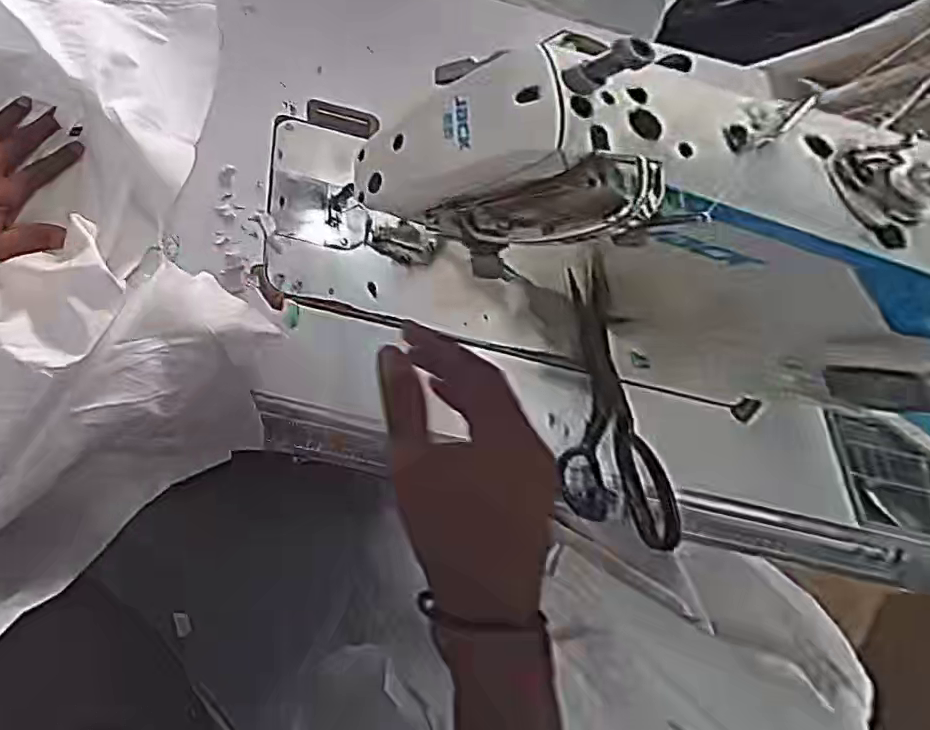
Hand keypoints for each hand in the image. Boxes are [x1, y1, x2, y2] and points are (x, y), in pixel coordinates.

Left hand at [0, 98, 84, 297]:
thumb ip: (28, 240)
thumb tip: (63, 234)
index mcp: (1, 195)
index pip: (40, 173)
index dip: (61, 159)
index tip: (77, 145)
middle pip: (18, 143)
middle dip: (40, 128)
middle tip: (56, 113)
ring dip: (11, 115)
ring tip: (27, 101)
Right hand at [379, 324, 557, 624]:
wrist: (484, 598)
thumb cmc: (447, 530)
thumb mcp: (412, 459)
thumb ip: (402, 401)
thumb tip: (392, 356)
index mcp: (506, 434)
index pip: (473, 371)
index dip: (438, 345)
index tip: (408, 330)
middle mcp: (531, 445)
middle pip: (492, 385)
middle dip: (450, 359)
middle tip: (414, 344)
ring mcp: (536, 465)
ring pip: (499, 406)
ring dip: (463, 383)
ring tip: (426, 369)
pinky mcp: (532, 481)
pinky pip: (505, 427)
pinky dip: (476, 408)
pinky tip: (452, 408)